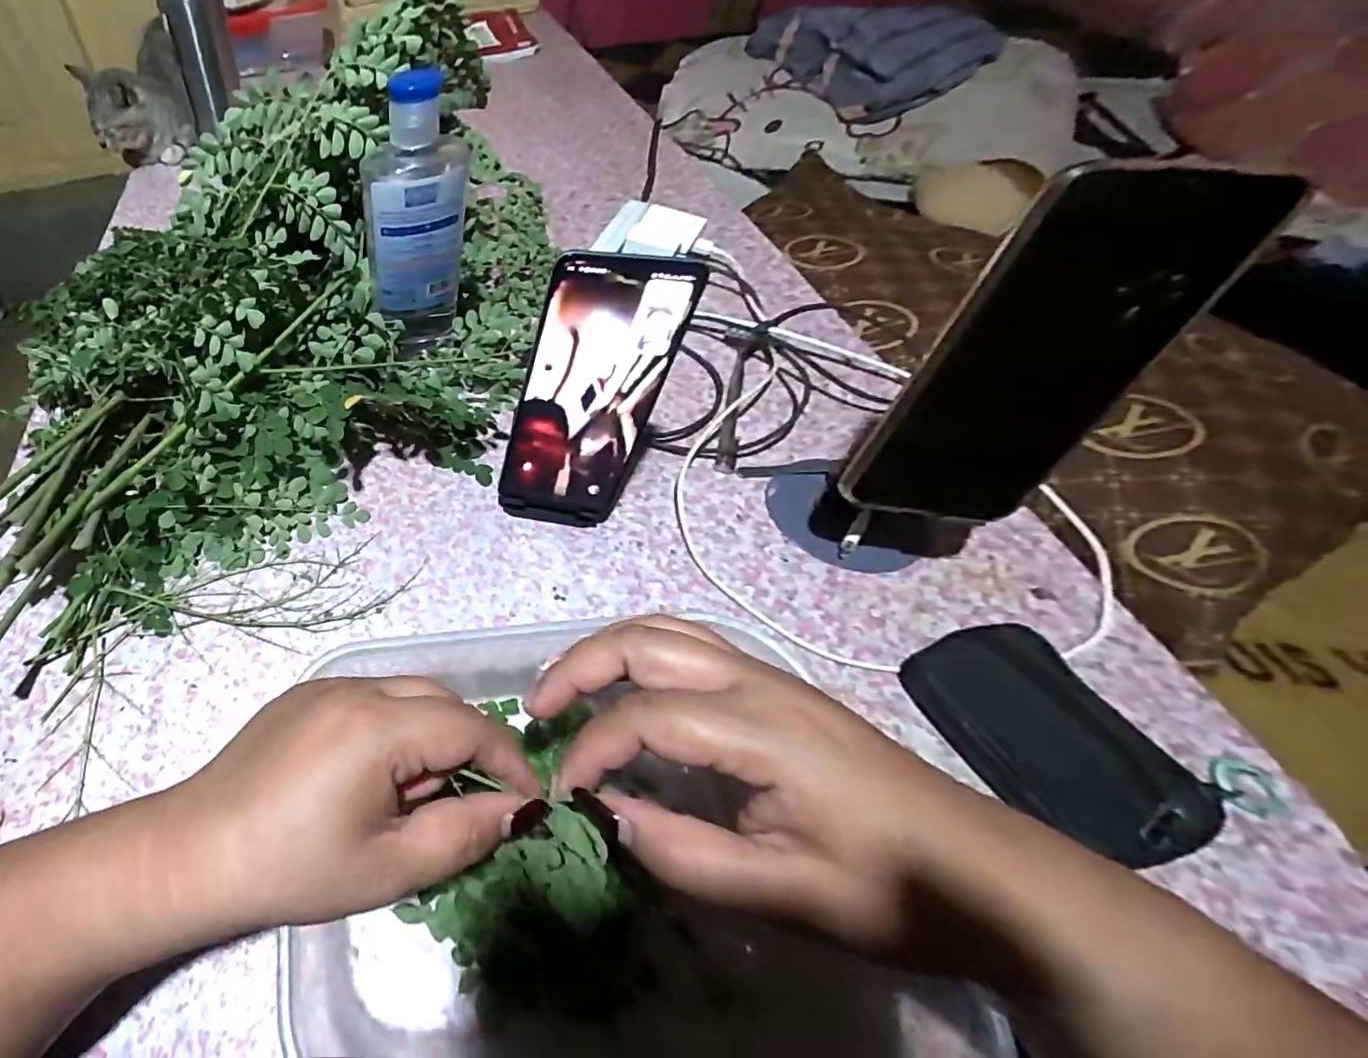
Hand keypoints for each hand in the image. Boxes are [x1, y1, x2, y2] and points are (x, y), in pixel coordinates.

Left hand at [168, 676, 541, 930]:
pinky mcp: (304, 694)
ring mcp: (324, 685)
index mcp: (375, 724)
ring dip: (430, 735)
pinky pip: (371, 698)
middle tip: (460, 804)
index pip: (468, 725)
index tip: (526, 801)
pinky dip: (394, 728)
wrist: (194, 853)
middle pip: (441, 701)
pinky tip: (369, 777)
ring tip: (408, 796)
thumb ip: (463, 833)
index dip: (508, 760)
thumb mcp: (388, 866)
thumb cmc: (292, 868)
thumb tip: (517, 809)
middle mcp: (353, 687)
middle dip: (468, 747)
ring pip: (407, 695)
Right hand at [528, 616, 996, 963]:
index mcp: (762, 730)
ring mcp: (766, 674)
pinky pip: (688, 642)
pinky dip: (639, 651)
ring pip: (664, 629)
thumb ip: (682, 855)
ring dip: (605, 650)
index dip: (592, 751)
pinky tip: (626, 684)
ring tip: (567, 688)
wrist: (984, 872)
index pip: (646, 717)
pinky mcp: (772, 683)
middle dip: (578, 667)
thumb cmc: (889, 890)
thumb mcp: (783, 894)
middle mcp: (757, 682)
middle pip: (645, 642)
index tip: (567, 794)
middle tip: (538, 709)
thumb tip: (601, 814)